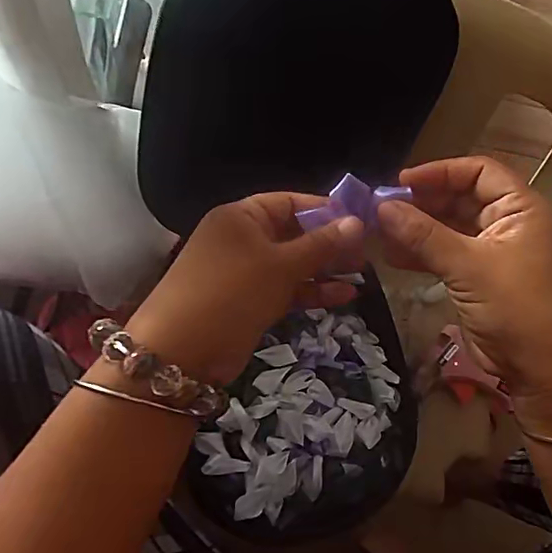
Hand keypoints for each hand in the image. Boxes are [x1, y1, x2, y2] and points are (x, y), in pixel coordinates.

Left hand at [125, 194, 364, 383]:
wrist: (183, 350)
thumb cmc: (233, 292)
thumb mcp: (281, 265)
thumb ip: (321, 245)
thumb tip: (357, 223)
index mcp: (241, 216)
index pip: (289, 202)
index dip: (324, 209)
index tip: (360, 220)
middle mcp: (241, 238)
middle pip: (292, 233)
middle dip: (329, 242)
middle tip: (367, 251)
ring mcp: (245, 272)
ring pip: (292, 264)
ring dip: (324, 269)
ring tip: (363, 274)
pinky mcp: (249, 301)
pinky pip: (286, 289)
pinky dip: (311, 291)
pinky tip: (345, 295)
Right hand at [377, 158, 551, 425]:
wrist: (542, 368)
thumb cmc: (516, 306)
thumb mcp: (468, 266)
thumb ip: (423, 234)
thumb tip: (381, 207)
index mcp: (520, 208)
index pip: (478, 171)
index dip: (440, 171)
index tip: (401, 182)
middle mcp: (508, 223)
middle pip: (460, 197)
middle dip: (421, 202)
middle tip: (382, 208)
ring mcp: (492, 251)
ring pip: (448, 227)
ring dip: (416, 229)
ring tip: (379, 232)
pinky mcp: (478, 277)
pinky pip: (445, 254)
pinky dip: (421, 253)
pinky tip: (392, 256)